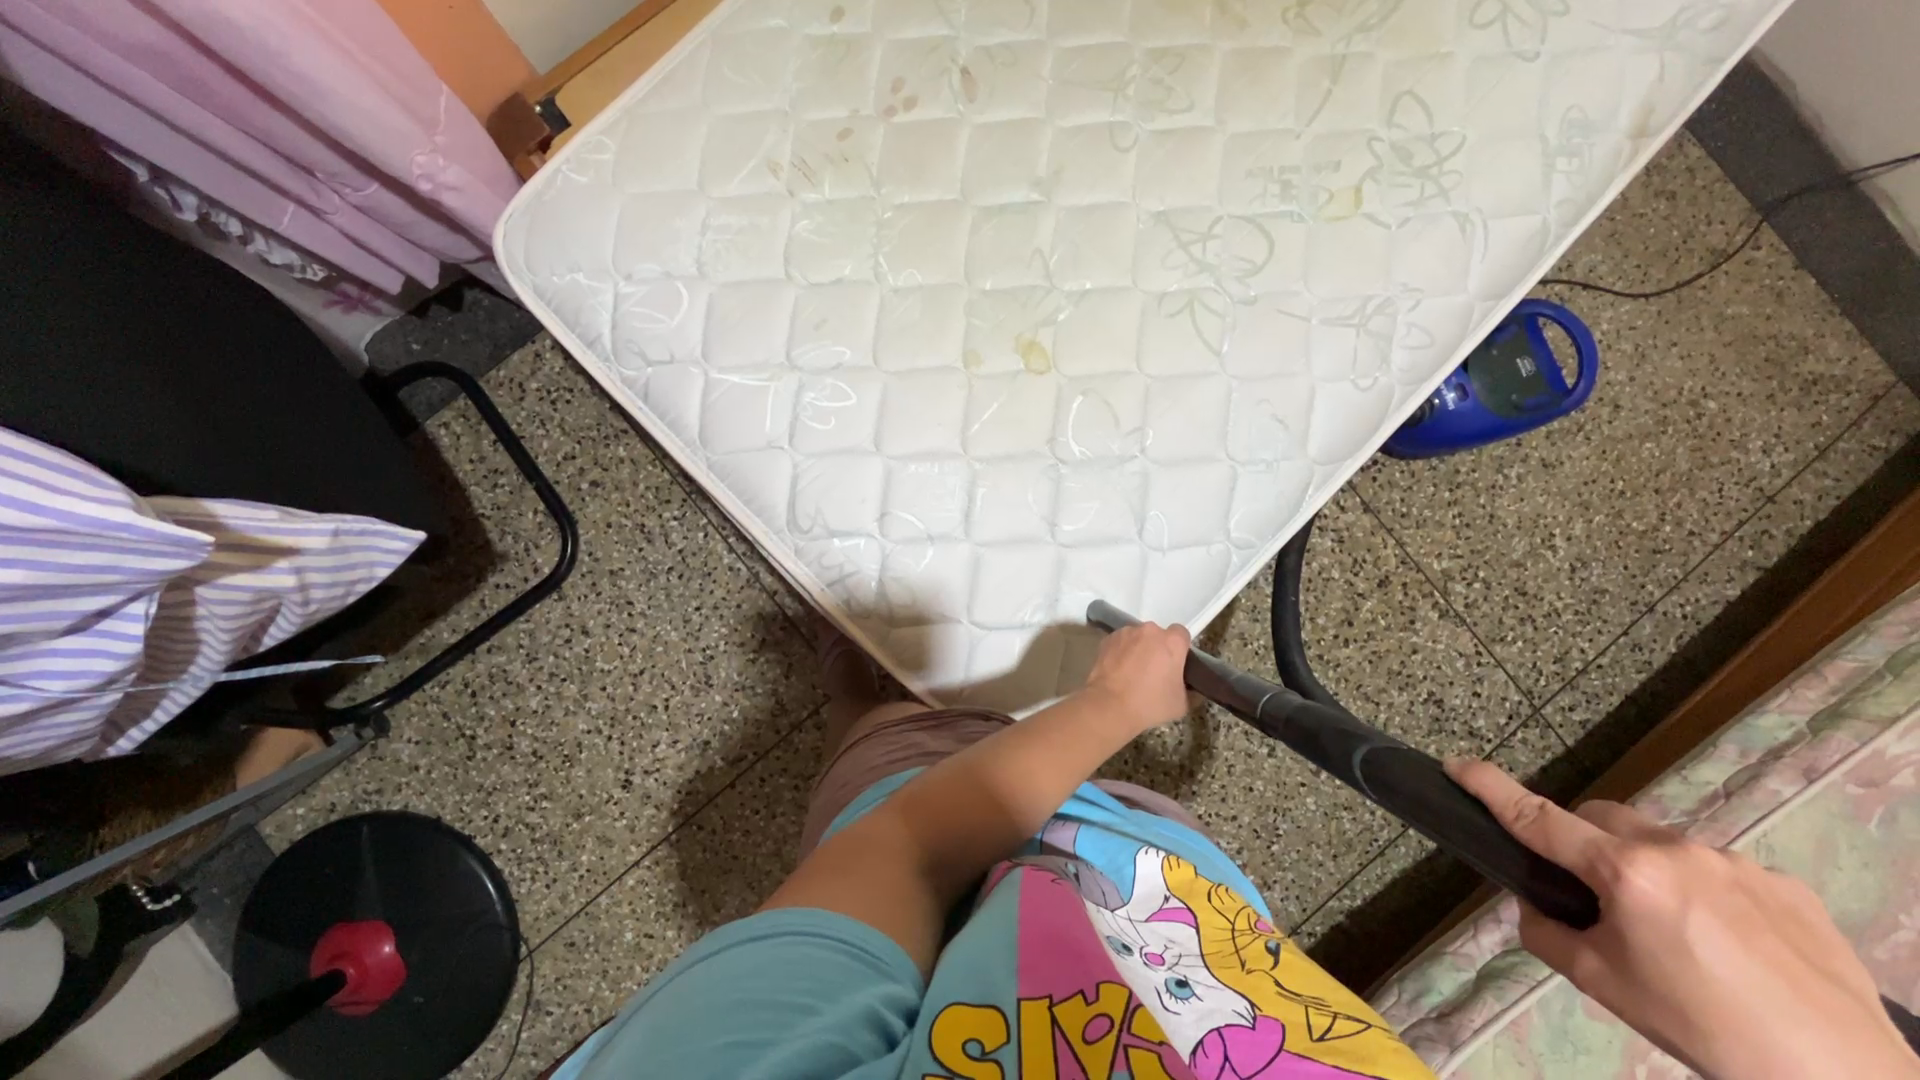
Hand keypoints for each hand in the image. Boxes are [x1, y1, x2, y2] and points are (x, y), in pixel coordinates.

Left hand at [1082, 622, 1190, 732]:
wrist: (1110, 706)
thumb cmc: (1150, 704)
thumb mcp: (1181, 704)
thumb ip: (1191, 691)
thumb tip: (1193, 690)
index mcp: (1172, 642)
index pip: (1182, 635)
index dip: (1179, 649)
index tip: (1175, 664)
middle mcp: (1150, 631)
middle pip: (1158, 635)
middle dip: (1157, 649)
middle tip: (1154, 671)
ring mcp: (1126, 633)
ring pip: (1138, 637)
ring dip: (1138, 649)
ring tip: (1132, 672)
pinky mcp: (1108, 639)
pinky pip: (1120, 642)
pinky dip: (1121, 652)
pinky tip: (1118, 670)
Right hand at [1449, 760, 1918, 1079]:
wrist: (1835, 1073)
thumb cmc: (1699, 1025)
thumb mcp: (1600, 984)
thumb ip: (1547, 932)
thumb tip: (1537, 905)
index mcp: (1625, 873)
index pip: (1539, 818)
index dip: (1491, 788)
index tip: (1457, 764)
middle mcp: (1676, 849)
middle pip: (1602, 818)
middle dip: (1584, 843)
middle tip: (1593, 898)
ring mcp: (1737, 861)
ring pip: (1661, 843)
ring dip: (1646, 869)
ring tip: (1676, 936)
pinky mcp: (1784, 884)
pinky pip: (1718, 870)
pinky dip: (1703, 892)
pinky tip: (1729, 946)